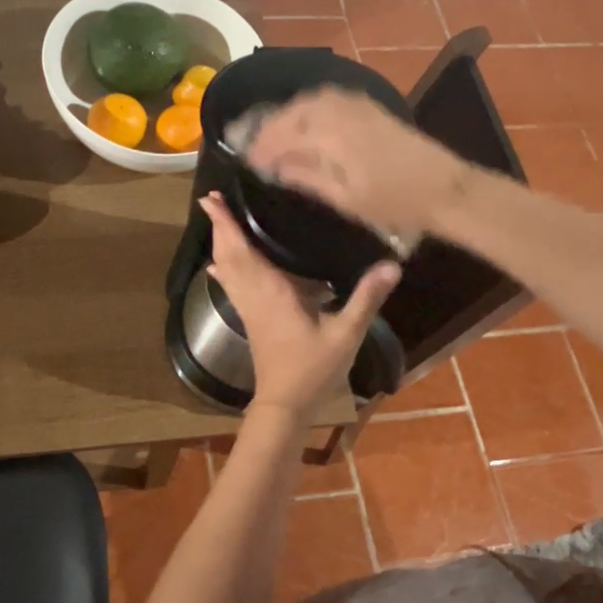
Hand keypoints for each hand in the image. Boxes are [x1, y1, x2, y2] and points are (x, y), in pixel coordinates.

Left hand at [199, 191, 401, 415]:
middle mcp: (254, 295)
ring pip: (228, 269)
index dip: (227, 225)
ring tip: (216, 220)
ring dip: (220, 244)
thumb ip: (366, 298)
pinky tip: (219, 266)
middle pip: (230, 255)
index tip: (213, 200)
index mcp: (272, 291)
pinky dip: (226, 269)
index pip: (244, 251)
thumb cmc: (314, 368)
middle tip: (211, 199)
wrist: (286, 403)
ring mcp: (249, 308)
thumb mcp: (346, 334)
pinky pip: (233, 285)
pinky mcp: (251, 319)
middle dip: (220, 227)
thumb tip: (391, 264)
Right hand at [235, 86, 471, 247]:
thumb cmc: (394, 202)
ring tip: (276, 138)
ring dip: (289, 116)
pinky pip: (329, 99)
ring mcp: (358, 104)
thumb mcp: (344, 198)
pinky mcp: (370, 107)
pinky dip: (310, 110)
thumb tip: (274, 166)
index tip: (247, 161)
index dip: (262, 146)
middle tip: (256, 148)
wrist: (444, 189)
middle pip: (294, 110)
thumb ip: (306, 177)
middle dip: (271, 127)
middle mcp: (342, 110)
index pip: (283, 133)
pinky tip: (306, 129)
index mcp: (332, 134)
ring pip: (311, 101)